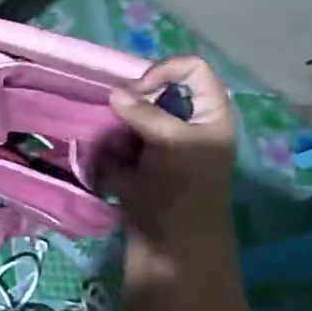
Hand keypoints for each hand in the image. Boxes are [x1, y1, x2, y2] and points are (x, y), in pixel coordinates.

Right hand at [106, 56, 238, 242]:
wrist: (169, 240)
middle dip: (129, 101)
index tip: (137, 91)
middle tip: (114, 116)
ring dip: (113, 125)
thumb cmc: (184, 189)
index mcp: (208, 113)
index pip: (190, 70)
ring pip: (128, 116)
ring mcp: (156, 142)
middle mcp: (183, 122)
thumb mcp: (173, 143)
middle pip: (153, 91)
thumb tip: (115, 92)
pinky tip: (103, 158)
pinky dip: (105, 144)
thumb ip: (145, 114)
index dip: (163, 72)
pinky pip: (114, 139)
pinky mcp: (132, 160)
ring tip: (109, 142)